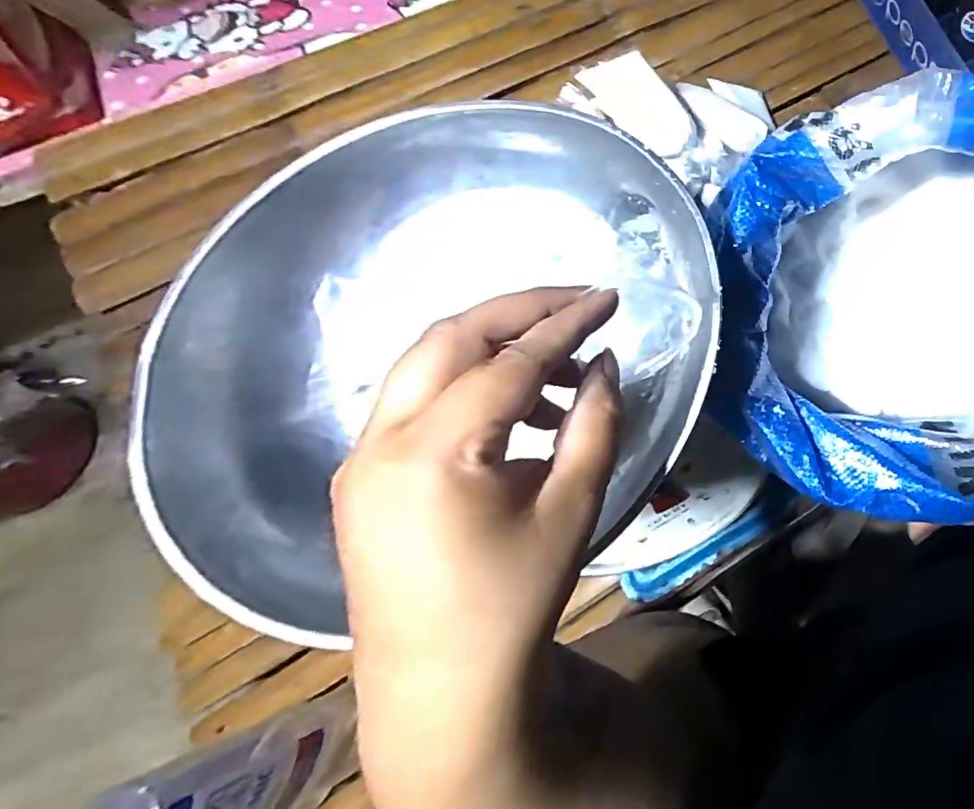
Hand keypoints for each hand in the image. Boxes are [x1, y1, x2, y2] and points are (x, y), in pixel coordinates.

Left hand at [331, 287, 621, 806]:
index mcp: (434, 452)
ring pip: (428, 362)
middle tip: (582, 302)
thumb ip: (597, 421)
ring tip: (567, 373)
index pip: (510, 360)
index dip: (567, 322)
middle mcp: (380, 441)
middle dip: (522, 310)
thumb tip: (605, 362)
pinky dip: (475, 382)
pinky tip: (525, 409)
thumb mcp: (575, 503)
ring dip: (499, 347)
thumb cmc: (518, 592)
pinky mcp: (365, 472)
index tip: (611, 296)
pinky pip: (421, 399)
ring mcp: (362, 456)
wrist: (444, 678)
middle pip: (451, 338)